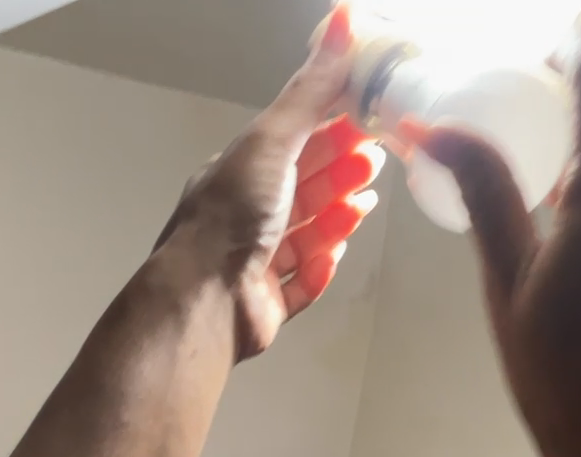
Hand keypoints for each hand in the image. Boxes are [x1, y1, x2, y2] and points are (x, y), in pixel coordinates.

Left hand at [155, 6, 384, 358]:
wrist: (204, 299)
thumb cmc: (233, 215)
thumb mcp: (270, 142)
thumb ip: (309, 92)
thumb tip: (343, 16)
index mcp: (237, 175)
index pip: (290, 146)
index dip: (329, 131)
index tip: (367, 120)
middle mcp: (244, 217)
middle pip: (300, 191)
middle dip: (339, 173)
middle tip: (376, 160)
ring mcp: (255, 264)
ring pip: (304, 237)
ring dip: (335, 218)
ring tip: (366, 203)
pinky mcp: (267, 304)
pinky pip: (301, 282)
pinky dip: (320, 267)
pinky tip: (339, 251)